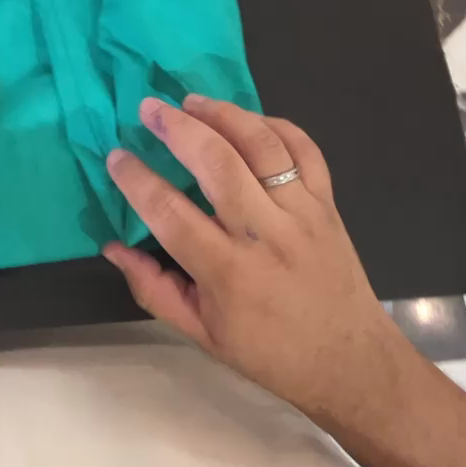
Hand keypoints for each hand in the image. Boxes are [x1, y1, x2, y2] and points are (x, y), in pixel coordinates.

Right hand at [102, 95, 414, 432]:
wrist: (352, 365)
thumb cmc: (269, 352)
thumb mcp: (202, 334)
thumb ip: (153, 289)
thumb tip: (112, 247)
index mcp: (229, 273)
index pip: (171, 214)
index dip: (137, 181)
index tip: (116, 156)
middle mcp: (266, 235)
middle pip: (217, 164)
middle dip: (178, 128)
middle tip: (149, 108)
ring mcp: (302, 214)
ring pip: (262, 146)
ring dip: (223, 115)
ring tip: (191, 101)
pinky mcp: (328, 203)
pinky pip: (304, 150)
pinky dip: (275, 125)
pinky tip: (246, 120)